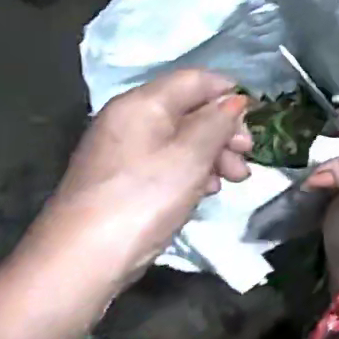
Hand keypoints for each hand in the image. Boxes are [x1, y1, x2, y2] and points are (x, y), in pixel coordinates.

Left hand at [35, 69, 252, 280]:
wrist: (81, 259)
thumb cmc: (143, 199)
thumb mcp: (191, 156)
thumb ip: (217, 122)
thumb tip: (235, 100)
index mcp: (143, 102)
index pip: (195, 79)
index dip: (229, 93)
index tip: (257, 120)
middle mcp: (129, 118)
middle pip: (189, 109)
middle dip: (224, 130)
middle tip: (247, 158)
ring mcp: (123, 150)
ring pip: (180, 138)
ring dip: (213, 154)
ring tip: (235, 180)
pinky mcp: (121, 179)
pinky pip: (165, 162)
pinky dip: (191, 171)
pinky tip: (206, 191)